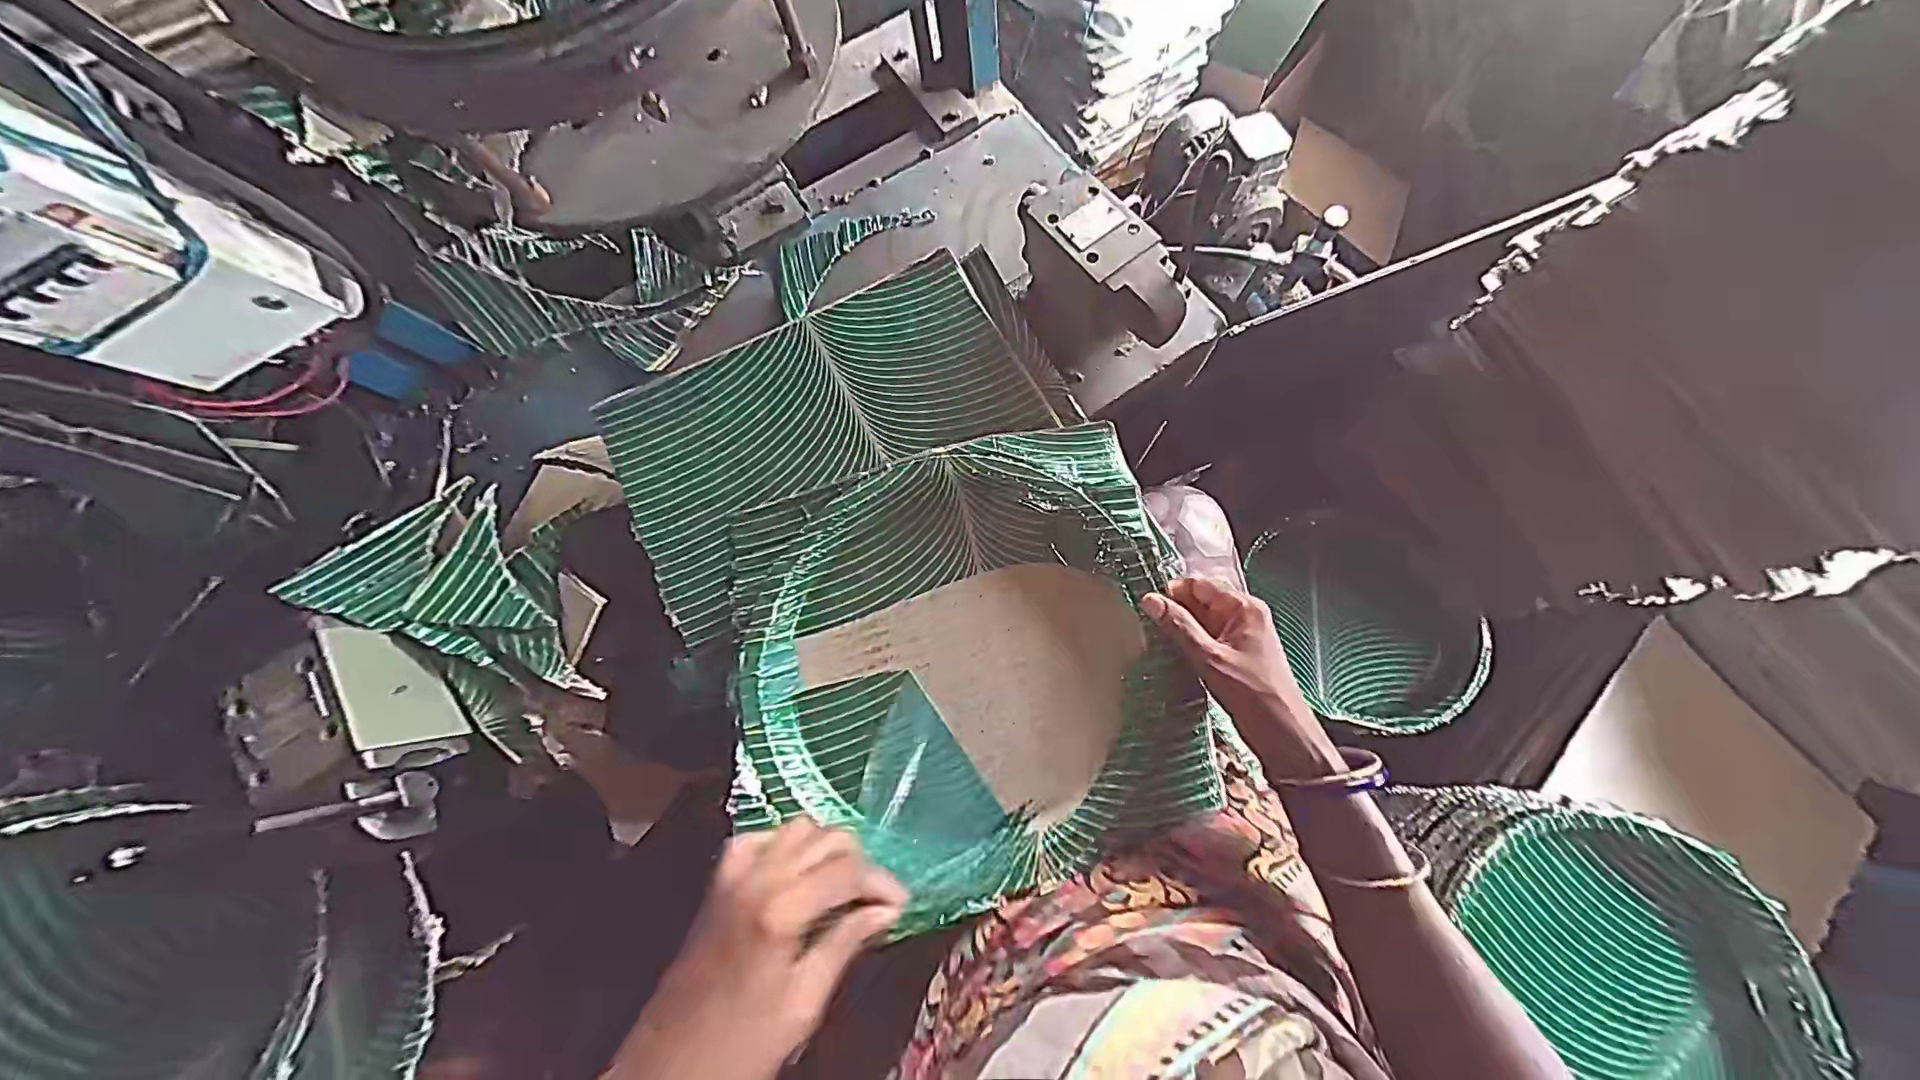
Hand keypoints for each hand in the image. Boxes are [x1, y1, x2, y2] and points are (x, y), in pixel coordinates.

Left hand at [606, 819, 906, 1079]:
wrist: (669, 1065)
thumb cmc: (742, 1047)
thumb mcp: (804, 1003)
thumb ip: (846, 944)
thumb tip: (887, 910)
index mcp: (781, 910)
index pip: (848, 870)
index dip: (882, 882)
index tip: (901, 903)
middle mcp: (758, 877)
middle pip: (828, 837)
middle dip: (859, 862)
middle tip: (874, 898)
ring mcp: (734, 873)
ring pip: (798, 826)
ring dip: (826, 848)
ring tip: (841, 885)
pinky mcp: (719, 880)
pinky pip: (762, 837)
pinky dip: (787, 844)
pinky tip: (798, 872)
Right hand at [1141, 577, 1342, 778]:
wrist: (1283, 733)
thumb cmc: (1252, 694)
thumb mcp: (1209, 658)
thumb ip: (1179, 626)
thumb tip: (1150, 599)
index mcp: (1244, 607)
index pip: (1199, 584)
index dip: (1172, 592)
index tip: (1147, 606)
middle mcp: (1245, 614)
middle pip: (1200, 600)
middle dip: (1175, 610)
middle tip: (1149, 625)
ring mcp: (1242, 634)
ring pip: (1202, 620)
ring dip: (1181, 628)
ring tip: (1158, 640)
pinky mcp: (1237, 652)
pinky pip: (1208, 637)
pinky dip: (1191, 642)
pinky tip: (1175, 653)